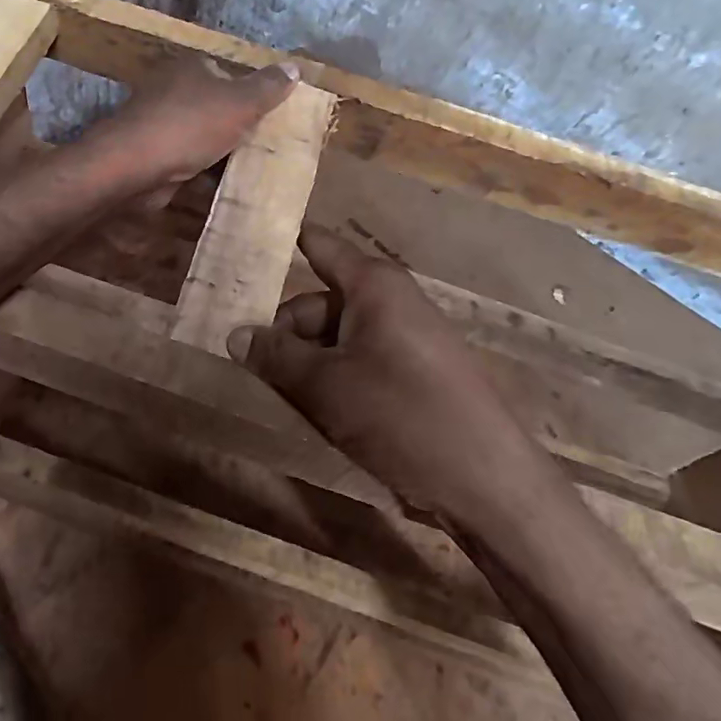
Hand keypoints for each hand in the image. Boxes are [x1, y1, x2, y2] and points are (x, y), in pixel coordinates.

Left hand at [80, 58, 300, 197]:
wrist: (133, 165)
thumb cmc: (191, 126)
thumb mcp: (241, 104)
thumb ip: (268, 88)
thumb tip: (294, 66)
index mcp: (193, 67)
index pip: (229, 74)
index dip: (251, 94)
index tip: (270, 117)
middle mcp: (173, 87)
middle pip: (216, 104)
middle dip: (237, 124)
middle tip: (265, 144)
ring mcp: (158, 119)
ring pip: (202, 132)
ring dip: (221, 149)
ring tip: (249, 166)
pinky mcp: (151, 150)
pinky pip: (187, 156)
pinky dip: (202, 168)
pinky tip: (221, 183)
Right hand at [228, 226, 557, 523]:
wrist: (484, 477)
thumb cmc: (401, 414)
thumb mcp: (326, 386)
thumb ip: (277, 357)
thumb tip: (236, 333)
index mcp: (373, 285)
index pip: (320, 246)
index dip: (285, 243)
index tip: (245, 249)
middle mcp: (392, 300)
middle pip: (321, 302)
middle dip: (285, 333)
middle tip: (249, 371)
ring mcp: (407, 338)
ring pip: (338, 338)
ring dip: (308, 364)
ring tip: (284, 401)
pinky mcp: (415, 373)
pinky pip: (362, 361)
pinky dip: (335, 380)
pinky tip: (321, 414)